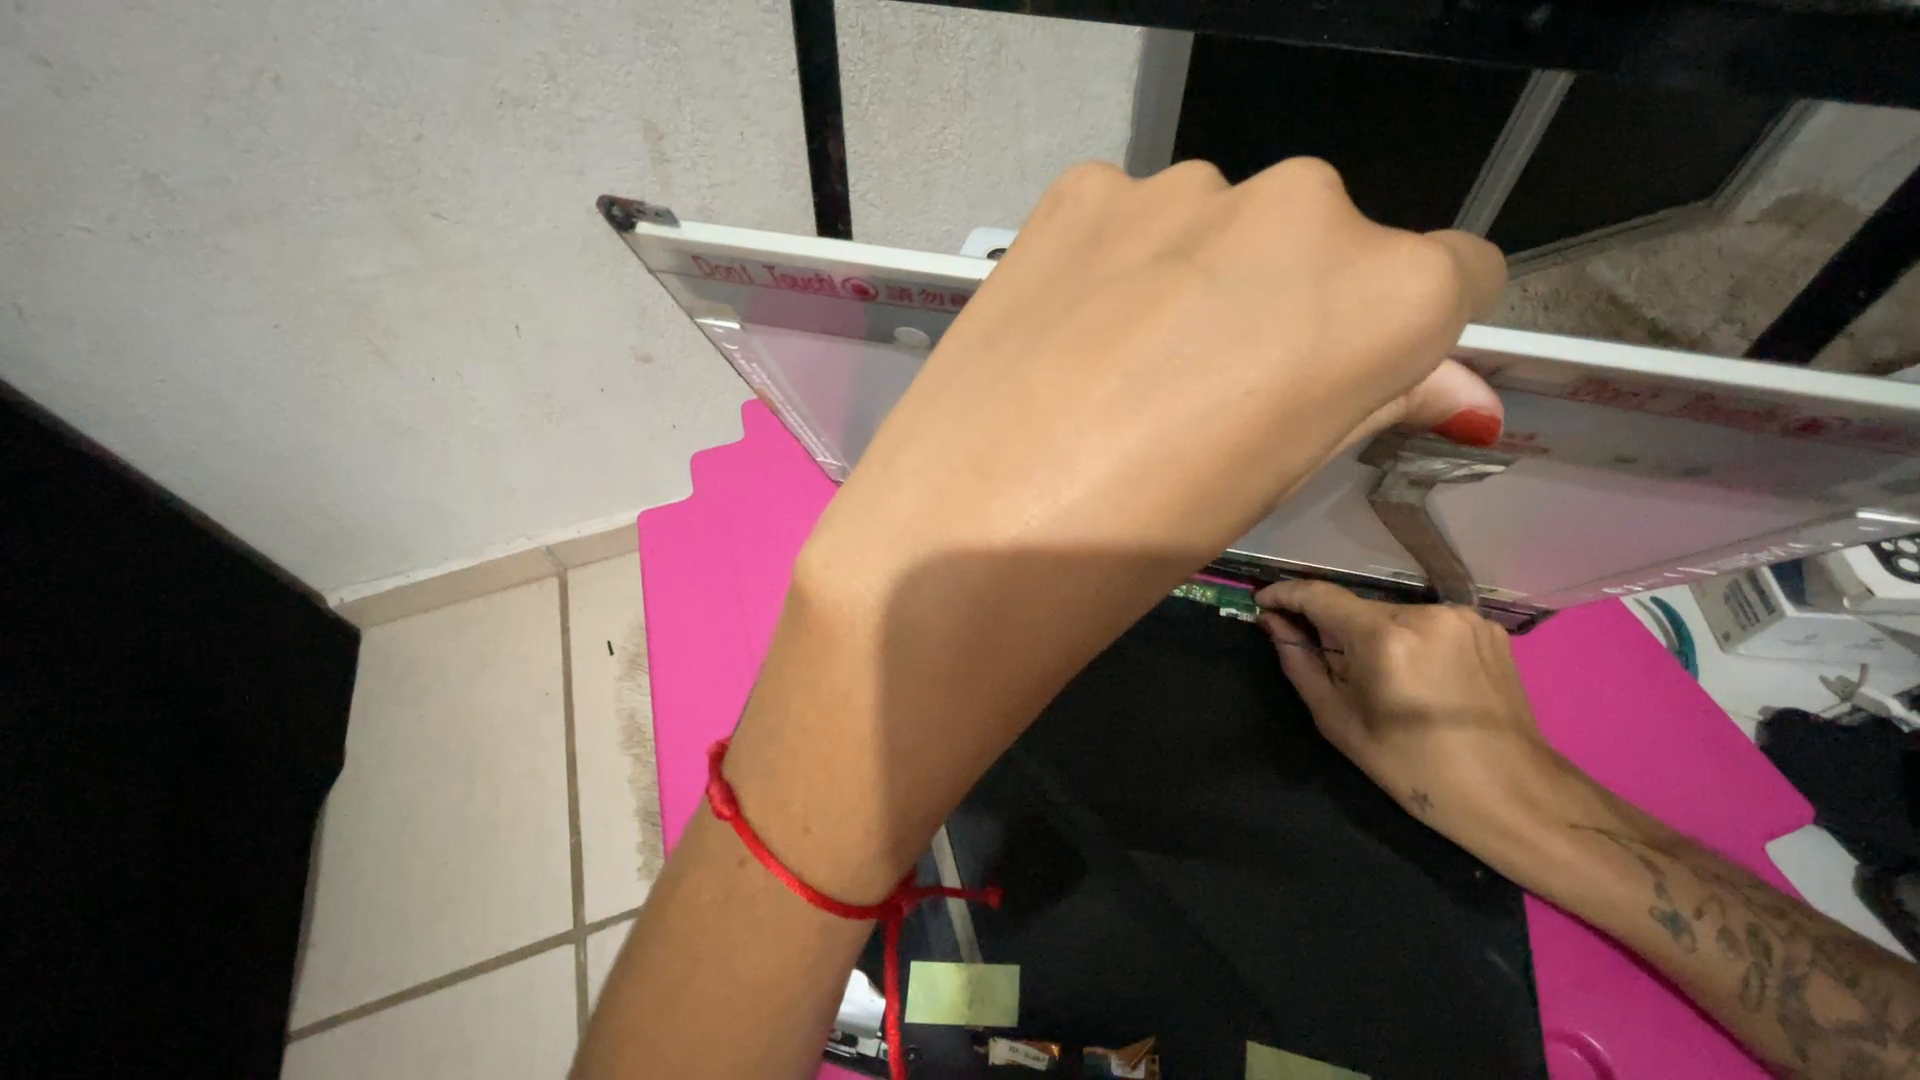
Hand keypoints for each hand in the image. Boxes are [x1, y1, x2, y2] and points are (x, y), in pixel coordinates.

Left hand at [726, 159, 1508, 898]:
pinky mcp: (1081, 191)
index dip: (1403, 337)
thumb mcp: (1282, 476)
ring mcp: (1181, 187)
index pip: (1453, 277)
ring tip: (1121, 372)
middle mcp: (1300, 206)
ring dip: (1197, 281)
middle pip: (1328, 242)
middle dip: (1288, 304)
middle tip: (1208, 390)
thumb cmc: (1146, 536)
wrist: (972, 532)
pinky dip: (1121, 264)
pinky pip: (1134, 218)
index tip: (1339, 378)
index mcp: (1383, 291)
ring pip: (1223, 227)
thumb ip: (1376, 403)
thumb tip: (1457, 391)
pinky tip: (1072, 338)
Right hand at [1255, 580, 1575, 845]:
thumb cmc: (1412, 767)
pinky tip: (1417, 677)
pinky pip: (1427, 624)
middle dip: (1333, 628)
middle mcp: (1425, 614)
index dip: (1286, 594)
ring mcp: (1462, 618)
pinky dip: (1410, 641)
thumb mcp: (1338, 721)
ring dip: (1373, 636)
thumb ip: (1300, 663)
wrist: (1510, 793)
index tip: (1263, 601)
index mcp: (1385, 638)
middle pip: (1357, 608)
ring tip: (1379, 679)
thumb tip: (1273, 622)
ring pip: (1393, 615)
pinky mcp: (1487, 628)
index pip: (1320, 596)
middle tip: (1325, 664)